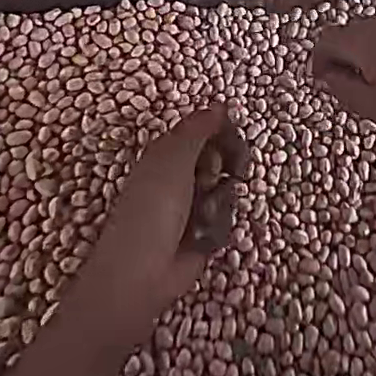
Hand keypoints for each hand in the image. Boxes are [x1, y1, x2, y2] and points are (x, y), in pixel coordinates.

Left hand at [53, 107, 247, 352]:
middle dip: (227, 166)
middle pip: (221, 158)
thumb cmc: (153, 206)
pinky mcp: (202, 233)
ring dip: (218, 203)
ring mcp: (191, 205)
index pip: (206, 130)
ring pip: (225, 191)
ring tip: (202, 217)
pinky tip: (200, 238)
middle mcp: (180, 174)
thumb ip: (200, 127)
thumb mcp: (175, 156)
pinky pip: (224, 220)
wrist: (142, 271)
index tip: (233, 140)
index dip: (223, 133)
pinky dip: (215, 227)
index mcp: (169, 150)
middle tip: (228, 174)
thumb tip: (220, 105)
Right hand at [311, 16, 375, 172]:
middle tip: (345, 89)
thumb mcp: (374, 108)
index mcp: (366, 38)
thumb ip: (341, 87)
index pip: (326, 38)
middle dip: (343, 57)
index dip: (318, 60)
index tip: (320, 83)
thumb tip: (327, 75)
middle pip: (351, 33)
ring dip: (367, 57)